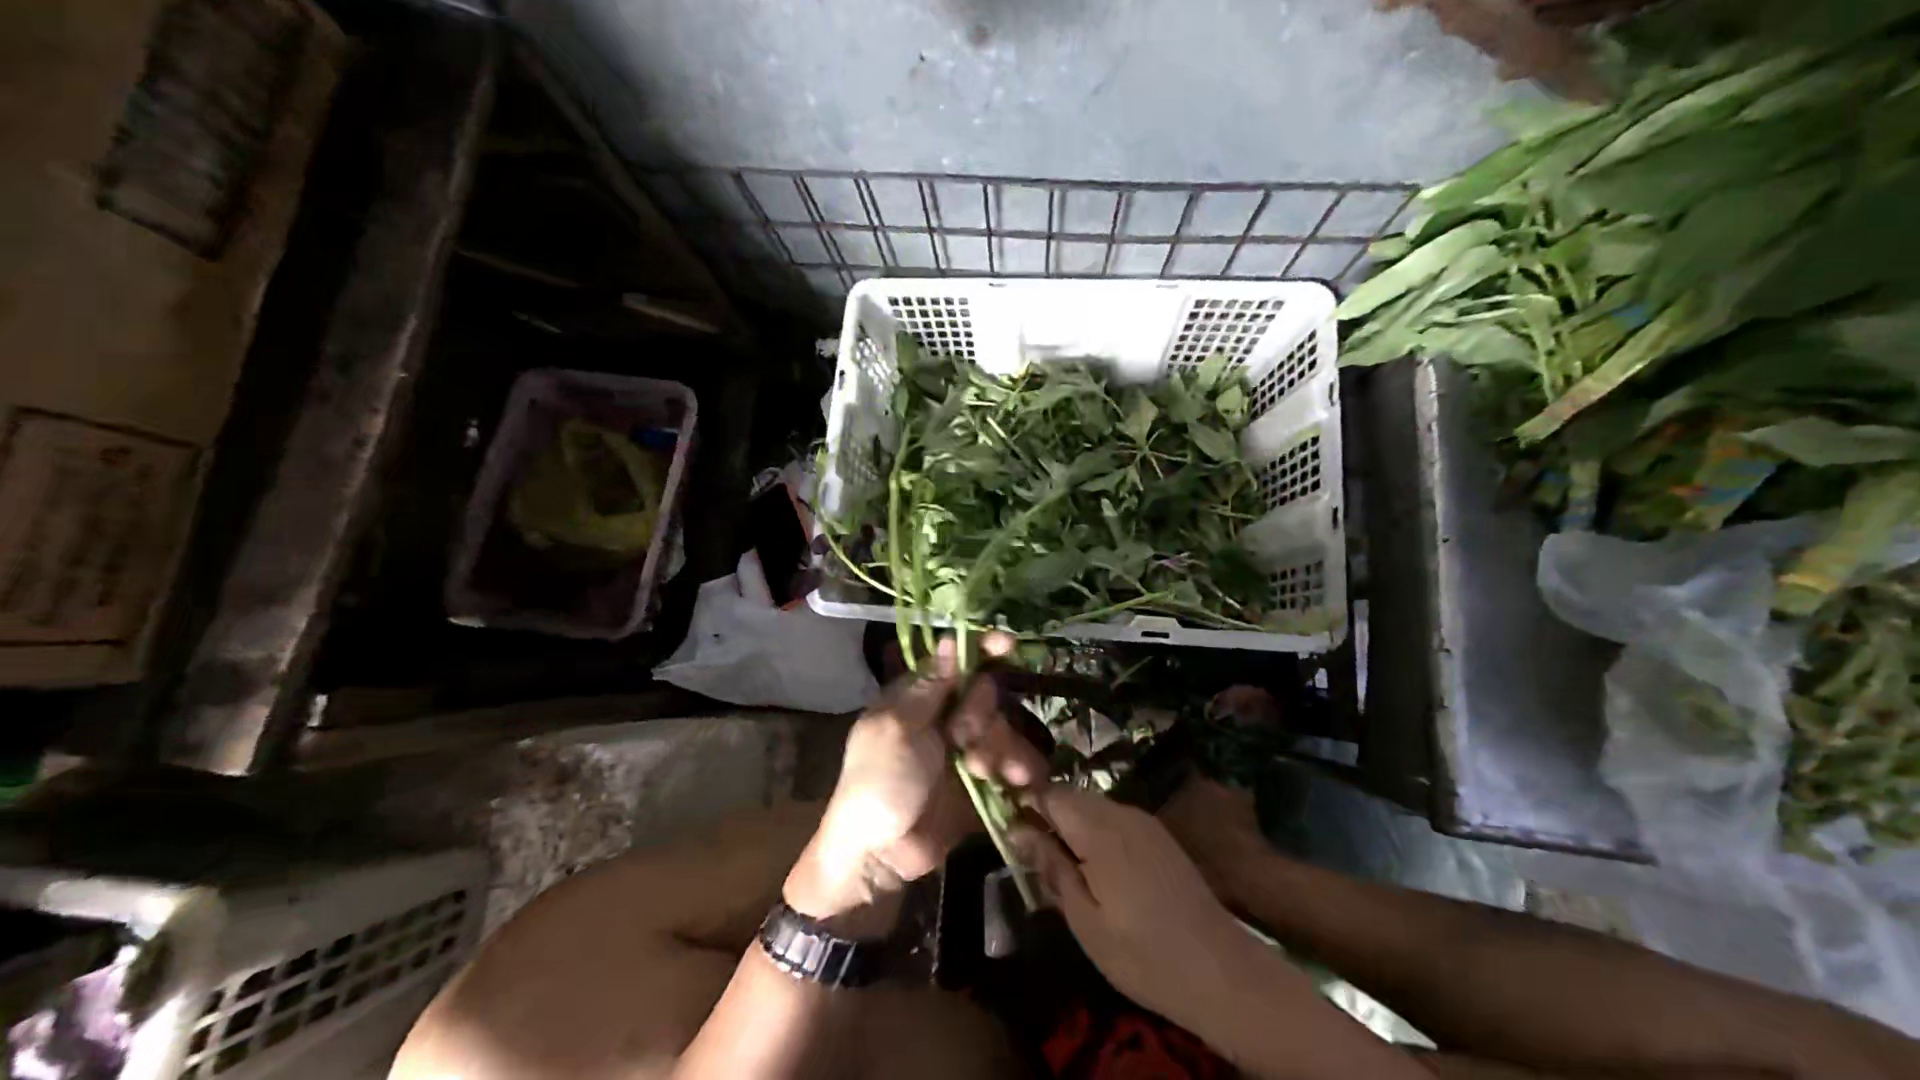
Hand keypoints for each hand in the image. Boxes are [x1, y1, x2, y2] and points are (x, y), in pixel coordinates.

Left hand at [785, 634, 1045, 933]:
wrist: (880, 857)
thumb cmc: (877, 783)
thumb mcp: (895, 729)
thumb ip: (928, 687)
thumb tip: (949, 638)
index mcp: (918, 699)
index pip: (955, 662)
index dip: (982, 649)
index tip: (1008, 644)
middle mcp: (945, 720)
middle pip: (987, 697)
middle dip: (983, 715)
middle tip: (964, 739)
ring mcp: (966, 753)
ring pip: (1005, 731)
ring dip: (1002, 748)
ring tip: (987, 772)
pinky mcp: (984, 786)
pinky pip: (1016, 768)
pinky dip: (1020, 773)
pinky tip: (1015, 785)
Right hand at [1010, 785, 1260, 1032]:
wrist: (1222, 972)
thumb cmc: (1143, 954)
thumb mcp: (1085, 919)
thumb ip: (1051, 867)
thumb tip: (1016, 830)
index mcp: (1100, 830)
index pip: (1050, 794)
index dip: (1025, 807)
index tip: (1009, 833)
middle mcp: (1122, 813)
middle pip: (1071, 796)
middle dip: (1047, 816)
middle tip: (1032, 857)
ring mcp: (1145, 822)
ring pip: (1092, 806)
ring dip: (1071, 826)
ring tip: (1060, 868)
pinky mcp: (1159, 836)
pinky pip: (1114, 819)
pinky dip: (1095, 833)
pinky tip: (1095, 870)